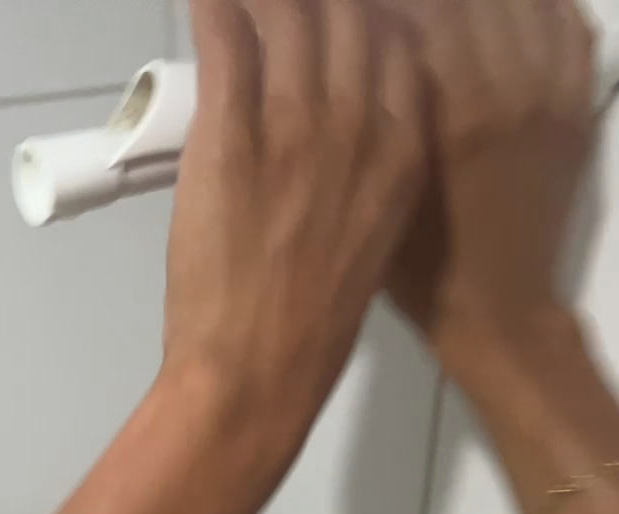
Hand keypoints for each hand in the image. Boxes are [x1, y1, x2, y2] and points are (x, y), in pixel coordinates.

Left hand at [163, 0, 427, 425]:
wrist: (257, 371)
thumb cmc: (311, 324)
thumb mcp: (368, 239)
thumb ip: (363, 174)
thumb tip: (330, 129)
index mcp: (405, 148)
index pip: (397, 37)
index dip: (363, 14)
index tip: (331, 14)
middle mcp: (362, 120)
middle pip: (348, 11)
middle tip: (283, 6)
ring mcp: (295, 125)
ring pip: (288, 11)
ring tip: (245, 3)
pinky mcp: (231, 139)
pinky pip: (226, 41)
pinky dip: (213, 8)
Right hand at [386, 0, 597, 350]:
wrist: (500, 312)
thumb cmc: (424, 270)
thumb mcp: (387, 194)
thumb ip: (386, 117)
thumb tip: (380, 50)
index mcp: (460, 114)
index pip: (428, 16)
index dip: (396, 9)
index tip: (371, 17)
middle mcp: (516, 86)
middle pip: (478, 0)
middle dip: (436, 5)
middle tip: (410, 19)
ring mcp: (556, 94)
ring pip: (528, 3)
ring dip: (484, 2)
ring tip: (455, 15)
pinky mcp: (580, 108)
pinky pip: (572, 26)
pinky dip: (540, 7)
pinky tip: (511, 14)